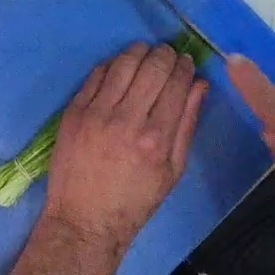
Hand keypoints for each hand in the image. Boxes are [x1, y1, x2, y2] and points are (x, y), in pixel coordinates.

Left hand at [45, 42, 208, 248]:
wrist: (84, 222)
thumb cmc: (135, 201)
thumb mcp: (174, 170)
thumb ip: (188, 123)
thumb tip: (200, 84)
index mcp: (156, 138)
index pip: (176, 83)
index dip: (185, 66)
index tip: (187, 62)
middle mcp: (126, 120)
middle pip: (152, 66)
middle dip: (165, 54)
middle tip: (168, 54)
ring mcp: (96, 114)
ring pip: (124, 62)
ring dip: (140, 52)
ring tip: (146, 55)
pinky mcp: (74, 112)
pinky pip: (97, 73)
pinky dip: (114, 64)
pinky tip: (122, 69)